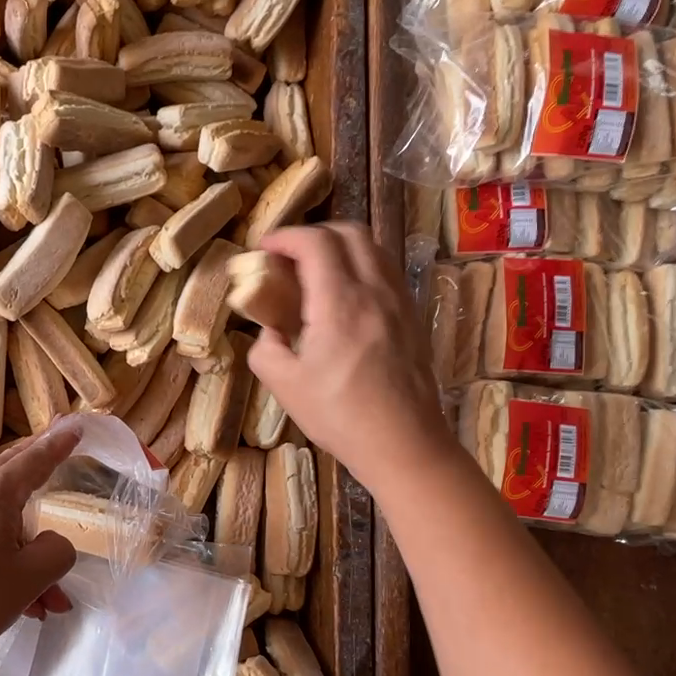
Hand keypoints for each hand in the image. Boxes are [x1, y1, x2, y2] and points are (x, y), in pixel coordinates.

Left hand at [0, 428, 80, 673]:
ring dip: (26, 550)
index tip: (75, 426)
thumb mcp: (29, 579)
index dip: (59, 444)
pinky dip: (1, 559)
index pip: (35, 459)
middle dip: (40, 468)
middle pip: (11, 472)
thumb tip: (51, 542)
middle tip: (60, 448)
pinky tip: (14, 603)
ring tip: (48, 601)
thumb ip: (56, 552)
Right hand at [246, 224, 451, 489]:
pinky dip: (361, 265)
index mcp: (340, 303)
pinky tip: (343, 296)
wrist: (403, 443)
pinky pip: (386, 270)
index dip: (284, 237)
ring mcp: (399, 301)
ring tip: (315, 272)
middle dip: (313, 234)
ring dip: (340, 246)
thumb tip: (269, 332)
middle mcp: (375, 290)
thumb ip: (266, 349)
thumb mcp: (285, 386)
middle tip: (288, 257)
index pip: (314, 243)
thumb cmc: (340, 416)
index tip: (263, 249)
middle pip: (349, 232)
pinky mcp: (412, 316)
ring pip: (373, 247)